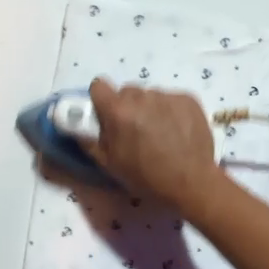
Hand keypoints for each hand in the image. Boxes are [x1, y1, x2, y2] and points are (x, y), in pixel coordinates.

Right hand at [88, 78, 224, 211]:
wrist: (192, 183)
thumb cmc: (147, 178)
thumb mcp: (110, 165)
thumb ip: (90, 140)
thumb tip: (77, 125)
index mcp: (118, 111)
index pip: (99, 85)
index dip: (100, 99)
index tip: (106, 114)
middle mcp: (142, 96)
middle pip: (127, 92)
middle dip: (127, 107)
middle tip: (134, 131)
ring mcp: (167, 95)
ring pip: (150, 95)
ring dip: (150, 109)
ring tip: (160, 134)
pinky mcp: (188, 99)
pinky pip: (171, 99)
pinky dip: (171, 111)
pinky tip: (177, 132)